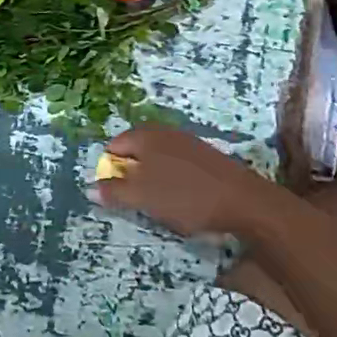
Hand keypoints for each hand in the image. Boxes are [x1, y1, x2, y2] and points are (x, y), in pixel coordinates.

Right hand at [93, 127, 274, 236]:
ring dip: (154, 181)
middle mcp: (164, 132)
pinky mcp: (206, 156)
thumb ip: (114, 191)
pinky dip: (174, 182)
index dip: (110, 172)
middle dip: (132, 176)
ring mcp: (187, 142)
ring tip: (162, 204)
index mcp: (144, 135)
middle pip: (135, 153)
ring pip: (157, 160)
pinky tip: (185, 200)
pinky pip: (178, 166)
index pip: (113, 148)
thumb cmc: (185, 196)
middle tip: (140, 202)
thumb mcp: (142, 197)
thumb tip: (91, 188)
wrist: (245, 202)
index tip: (119, 196)